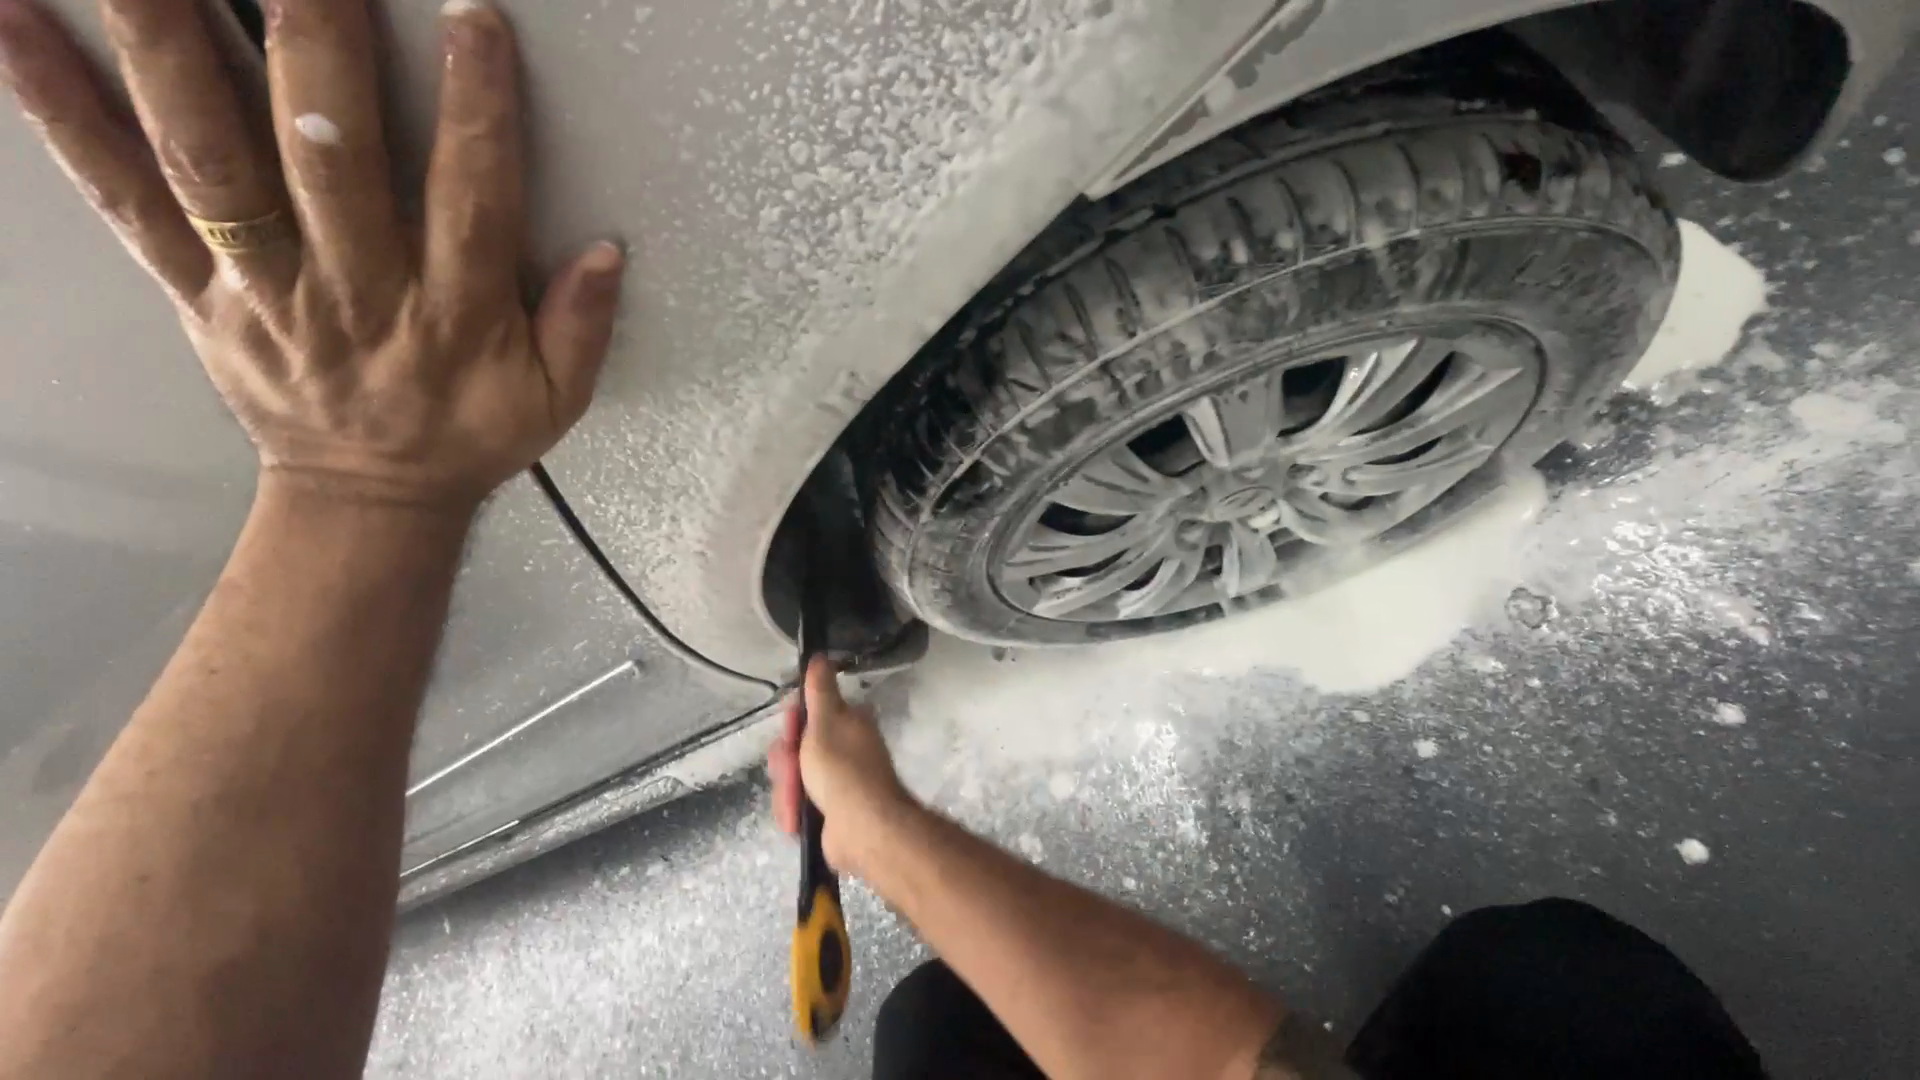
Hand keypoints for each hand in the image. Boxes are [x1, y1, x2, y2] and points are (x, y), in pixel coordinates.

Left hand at [0, 0, 624, 509]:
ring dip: (171, 52)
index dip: (476, 112)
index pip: (470, 199)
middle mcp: (357, 292)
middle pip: (330, 162)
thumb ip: (582, 328)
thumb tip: (605, 250)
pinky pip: (126, 204)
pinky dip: (63, 115)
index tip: (471, 23)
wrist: (369, 495)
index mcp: (455, 316)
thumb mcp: (556, 401)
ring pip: (217, 166)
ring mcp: (265, 289)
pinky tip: (13, 21)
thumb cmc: (471, 436)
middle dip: (316, 52)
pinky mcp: (196, 292)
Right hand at [768, 657, 916, 879]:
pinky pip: (798, 802)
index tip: (789, 733)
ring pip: (794, 776)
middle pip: (796, 747)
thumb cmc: (842, 771)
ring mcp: (837, 779)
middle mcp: (844, 748)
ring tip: (794, 802)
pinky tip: (796, 820)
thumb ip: (820, 690)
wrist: (862, 829)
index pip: (808, 713)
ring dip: (788, 790)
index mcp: (847, 723)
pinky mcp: (828, 808)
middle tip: (790, 771)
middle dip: (786, 763)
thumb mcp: (825, 723)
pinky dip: (794, 810)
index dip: (792, 724)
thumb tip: (820, 656)